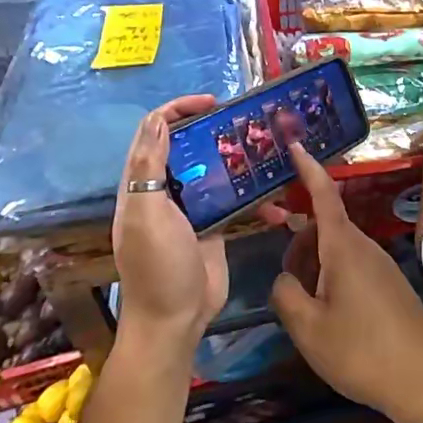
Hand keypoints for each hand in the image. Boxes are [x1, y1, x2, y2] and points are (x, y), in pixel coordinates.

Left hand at [113, 96, 284, 344]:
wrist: (175, 319)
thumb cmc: (157, 266)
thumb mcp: (146, 215)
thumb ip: (149, 168)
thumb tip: (158, 120)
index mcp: (142, 183)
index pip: (154, 131)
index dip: (178, 110)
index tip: (212, 103)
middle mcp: (166, 189)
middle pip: (190, 146)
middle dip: (217, 130)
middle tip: (249, 124)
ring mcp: (193, 208)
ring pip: (218, 171)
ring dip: (242, 163)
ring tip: (270, 154)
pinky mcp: (216, 226)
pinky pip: (238, 203)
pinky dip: (258, 203)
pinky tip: (280, 206)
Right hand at [271, 144, 422, 421]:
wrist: (421, 377)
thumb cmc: (359, 350)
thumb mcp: (307, 327)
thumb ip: (285, 293)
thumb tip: (285, 277)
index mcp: (343, 247)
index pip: (324, 194)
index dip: (308, 169)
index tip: (295, 145)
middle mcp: (364, 246)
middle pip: (324, 228)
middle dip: (298, 242)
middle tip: (284, 280)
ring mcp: (380, 264)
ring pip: (336, 250)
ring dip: (313, 265)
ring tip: (303, 308)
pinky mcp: (388, 283)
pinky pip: (351, 266)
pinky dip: (330, 277)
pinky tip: (326, 315)